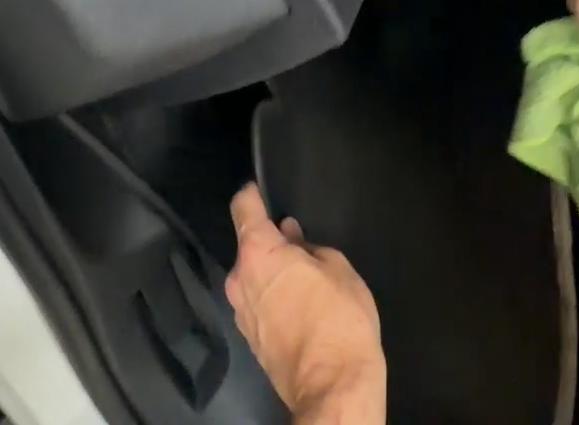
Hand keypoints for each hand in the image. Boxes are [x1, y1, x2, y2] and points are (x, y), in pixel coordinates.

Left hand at [226, 184, 384, 422]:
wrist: (333, 388)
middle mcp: (240, 278)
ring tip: (307, 284)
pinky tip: (300, 309)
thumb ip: (311, 246)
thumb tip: (292, 237)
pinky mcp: (249, 338)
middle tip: (302, 248)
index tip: (261, 190)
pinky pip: (258, 303)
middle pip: (250, 246)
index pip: (242, 207)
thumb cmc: (339, 320)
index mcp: (258, 253)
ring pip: (253, 277)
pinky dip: (273, 298)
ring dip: (272, 273)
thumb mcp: (339, 269)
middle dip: (272, 244)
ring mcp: (241, 311)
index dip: (252, 194)